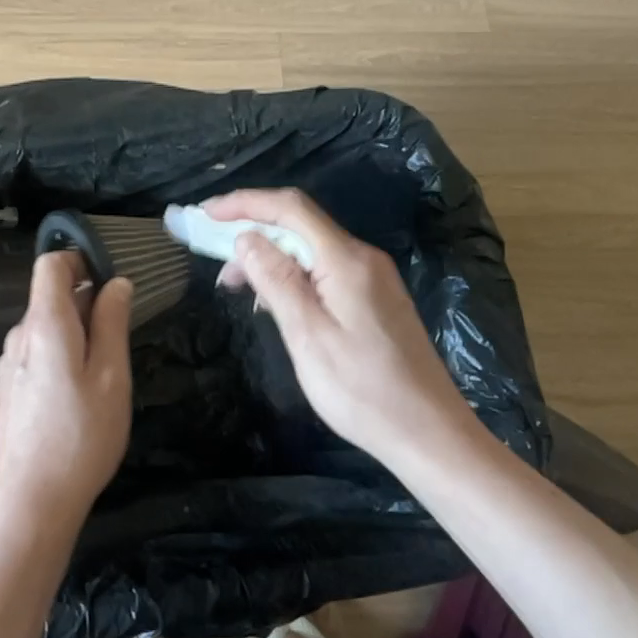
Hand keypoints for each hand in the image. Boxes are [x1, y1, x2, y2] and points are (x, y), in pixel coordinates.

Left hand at [0, 250, 133, 521]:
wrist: (34, 501)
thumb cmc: (82, 435)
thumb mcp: (112, 375)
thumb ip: (112, 322)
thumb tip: (116, 283)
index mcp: (44, 324)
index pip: (50, 264)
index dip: (79, 261)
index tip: (109, 285)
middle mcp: (19, 335)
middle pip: (51, 297)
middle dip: (86, 306)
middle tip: (117, 345)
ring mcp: (9, 364)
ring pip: (46, 328)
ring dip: (75, 337)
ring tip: (101, 379)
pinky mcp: (8, 389)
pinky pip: (37, 354)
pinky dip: (60, 359)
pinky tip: (77, 399)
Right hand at [209, 189, 477, 461]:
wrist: (430, 434)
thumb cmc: (363, 390)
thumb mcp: (308, 336)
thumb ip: (276, 281)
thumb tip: (247, 238)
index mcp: (346, 260)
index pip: (290, 208)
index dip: (245, 203)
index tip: (207, 213)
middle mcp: (363, 257)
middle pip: (300, 224)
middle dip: (253, 231)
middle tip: (215, 258)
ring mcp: (373, 278)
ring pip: (311, 248)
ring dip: (271, 256)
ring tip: (237, 286)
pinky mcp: (376, 299)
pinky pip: (325, 269)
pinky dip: (292, 275)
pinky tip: (274, 301)